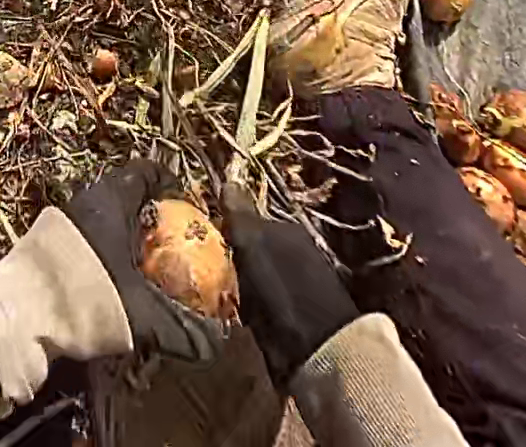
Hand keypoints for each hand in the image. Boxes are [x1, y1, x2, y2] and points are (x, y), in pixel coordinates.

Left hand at [66, 161, 226, 363]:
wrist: (19, 313)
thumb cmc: (86, 297)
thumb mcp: (141, 316)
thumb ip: (182, 329)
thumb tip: (217, 344)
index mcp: (111, 198)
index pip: (146, 171)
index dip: (169, 182)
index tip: (186, 204)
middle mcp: (88, 197)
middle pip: (127, 191)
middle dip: (151, 210)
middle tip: (171, 237)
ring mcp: (66, 214)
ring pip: (106, 211)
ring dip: (126, 229)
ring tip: (145, 260)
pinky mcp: (50, 236)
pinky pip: (89, 229)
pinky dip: (106, 243)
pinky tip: (114, 274)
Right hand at [222, 185, 358, 384]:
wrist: (318, 346)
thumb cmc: (282, 285)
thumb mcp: (254, 242)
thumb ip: (240, 214)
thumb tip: (228, 179)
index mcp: (288, 228)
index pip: (252, 220)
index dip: (229, 228)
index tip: (207, 237)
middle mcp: (298, 250)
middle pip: (256, 247)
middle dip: (236, 254)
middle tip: (210, 265)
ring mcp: (302, 283)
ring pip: (260, 274)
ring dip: (243, 281)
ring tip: (220, 290)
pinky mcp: (300, 315)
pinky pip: (265, 301)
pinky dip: (252, 304)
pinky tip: (239, 311)